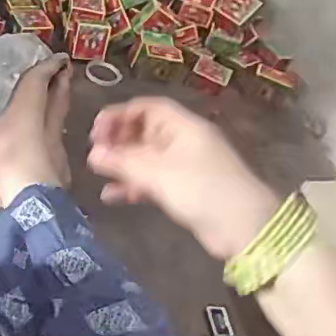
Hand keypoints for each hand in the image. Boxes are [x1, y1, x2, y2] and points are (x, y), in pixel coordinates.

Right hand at [88, 96, 280, 259]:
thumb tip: (92, 154)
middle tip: (95, 151)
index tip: (96, 129)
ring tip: (98, 172)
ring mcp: (184, 166)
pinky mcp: (184, 189)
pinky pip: (152, 179)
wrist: (244, 227)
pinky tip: (113, 196)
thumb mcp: (159, 173)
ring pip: (146, 157)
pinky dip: (133, 185)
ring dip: (123, 163)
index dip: (120, 114)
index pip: (148, 108)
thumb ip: (123, 162)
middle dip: (118, 139)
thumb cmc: (202, 189)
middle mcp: (184, 141)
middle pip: (145, 131)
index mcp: (183, 127)